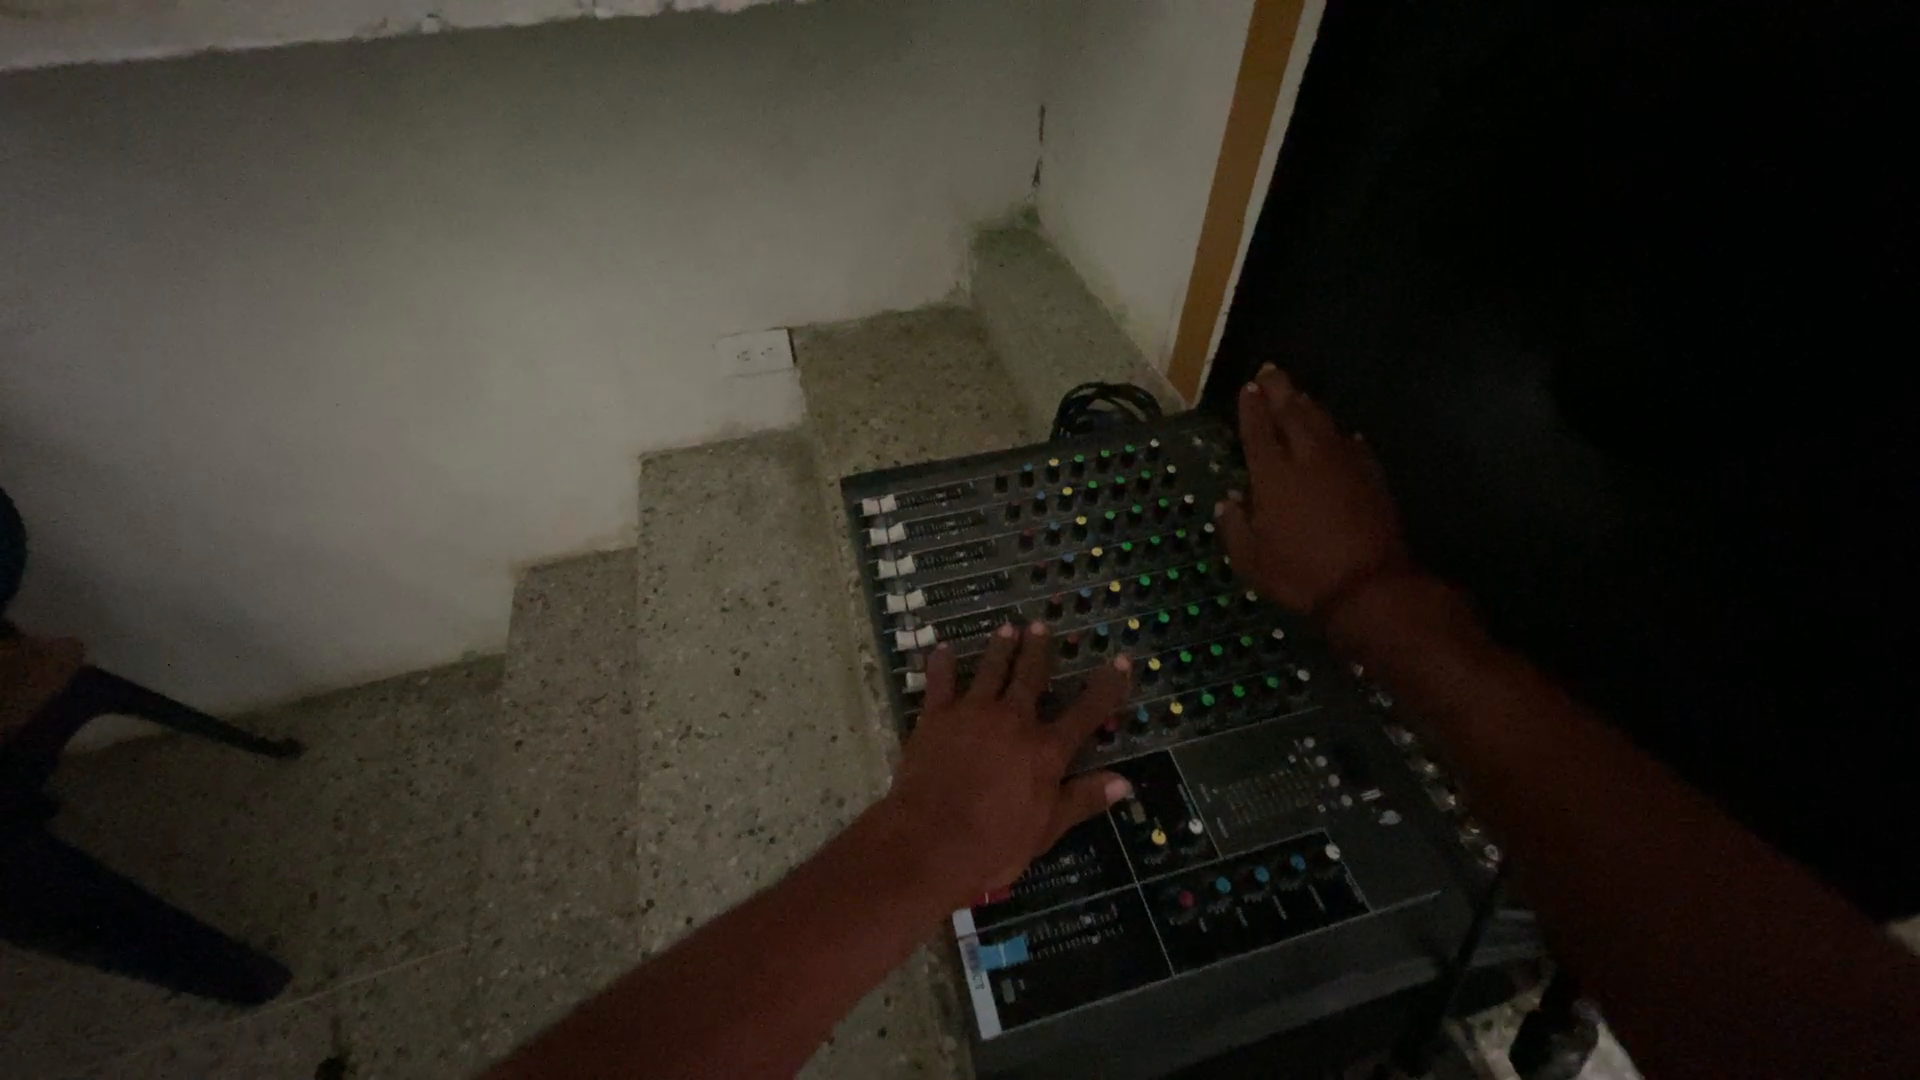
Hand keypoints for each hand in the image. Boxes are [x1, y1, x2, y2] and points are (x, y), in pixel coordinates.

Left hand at [883, 622, 1132, 907]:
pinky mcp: (937, 717)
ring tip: (1007, 627)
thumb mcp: (1047, 829)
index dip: (1106, 685)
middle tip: (1041, 625)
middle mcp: (1013, 720)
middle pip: (1031, 676)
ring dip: (1000, 648)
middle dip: (1039, 650)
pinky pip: (941, 682)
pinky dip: (943, 664)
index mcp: (1045, 750)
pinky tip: (944, 648)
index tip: (1119, 659)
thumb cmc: (994, 844)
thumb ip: (1083, 799)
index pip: (1086, 711)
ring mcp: (973, 713)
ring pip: (991, 670)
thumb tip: (1124, 782)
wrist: (931, 842)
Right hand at [1216, 365, 1411, 616]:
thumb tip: (1228, 503)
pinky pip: (1353, 445)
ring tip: (1298, 394)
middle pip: (1292, 413)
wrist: (1369, 587)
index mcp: (1273, 475)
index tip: (1248, 388)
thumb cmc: (1300, 574)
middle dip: (1280, 390)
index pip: (1258, 429)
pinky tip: (1342, 434)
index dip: (1251, 407)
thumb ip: (1234, 527)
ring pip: (1324, 423)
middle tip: (1271, 371)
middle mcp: (1308, 458)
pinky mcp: (1371, 477)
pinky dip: (1342, 435)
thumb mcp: (1250, 560)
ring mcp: (1344, 465)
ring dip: (1308, 405)